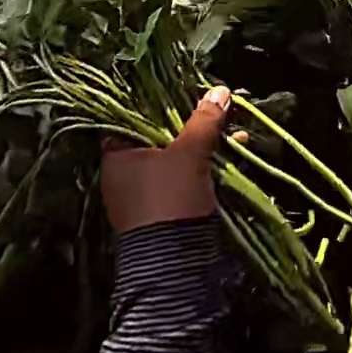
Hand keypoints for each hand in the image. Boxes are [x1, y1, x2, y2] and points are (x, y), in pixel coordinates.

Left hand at [100, 85, 233, 232]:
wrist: (175, 266)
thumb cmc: (169, 198)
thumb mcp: (189, 152)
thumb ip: (204, 119)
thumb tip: (220, 89)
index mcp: (117, 155)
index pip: (134, 113)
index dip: (160, 96)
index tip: (185, 86)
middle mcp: (127, 171)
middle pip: (160, 131)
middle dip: (192, 117)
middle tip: (214, 102)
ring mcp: (147, 190)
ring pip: (178, 151)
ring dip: (204, 138)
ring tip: (231, 124)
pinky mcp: (167, 206)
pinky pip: (187, 171)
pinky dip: (207, 160)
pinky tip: (233, 147)